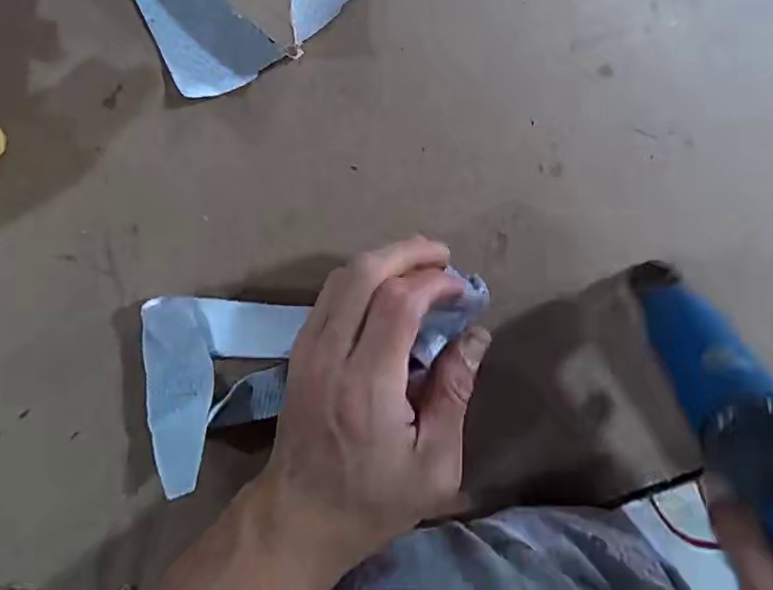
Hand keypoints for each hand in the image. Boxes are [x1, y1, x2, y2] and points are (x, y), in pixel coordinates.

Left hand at [165, 237, 490, 588]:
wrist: (297, 520)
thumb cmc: (373, 499)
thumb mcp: (434, 465)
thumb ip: (455, 393)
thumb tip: (475, 334)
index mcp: (366, 387)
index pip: (398, 302)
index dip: (435, 283)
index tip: (462, 291)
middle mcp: (330, 357)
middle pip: (365, 273)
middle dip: (410, 252)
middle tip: (444, 258)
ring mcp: (307, 349)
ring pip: (344, 275)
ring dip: (386, 259)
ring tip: (422, 267)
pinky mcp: (299, 349)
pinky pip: (332, 292)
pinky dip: (365, 276)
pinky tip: (390, 287)